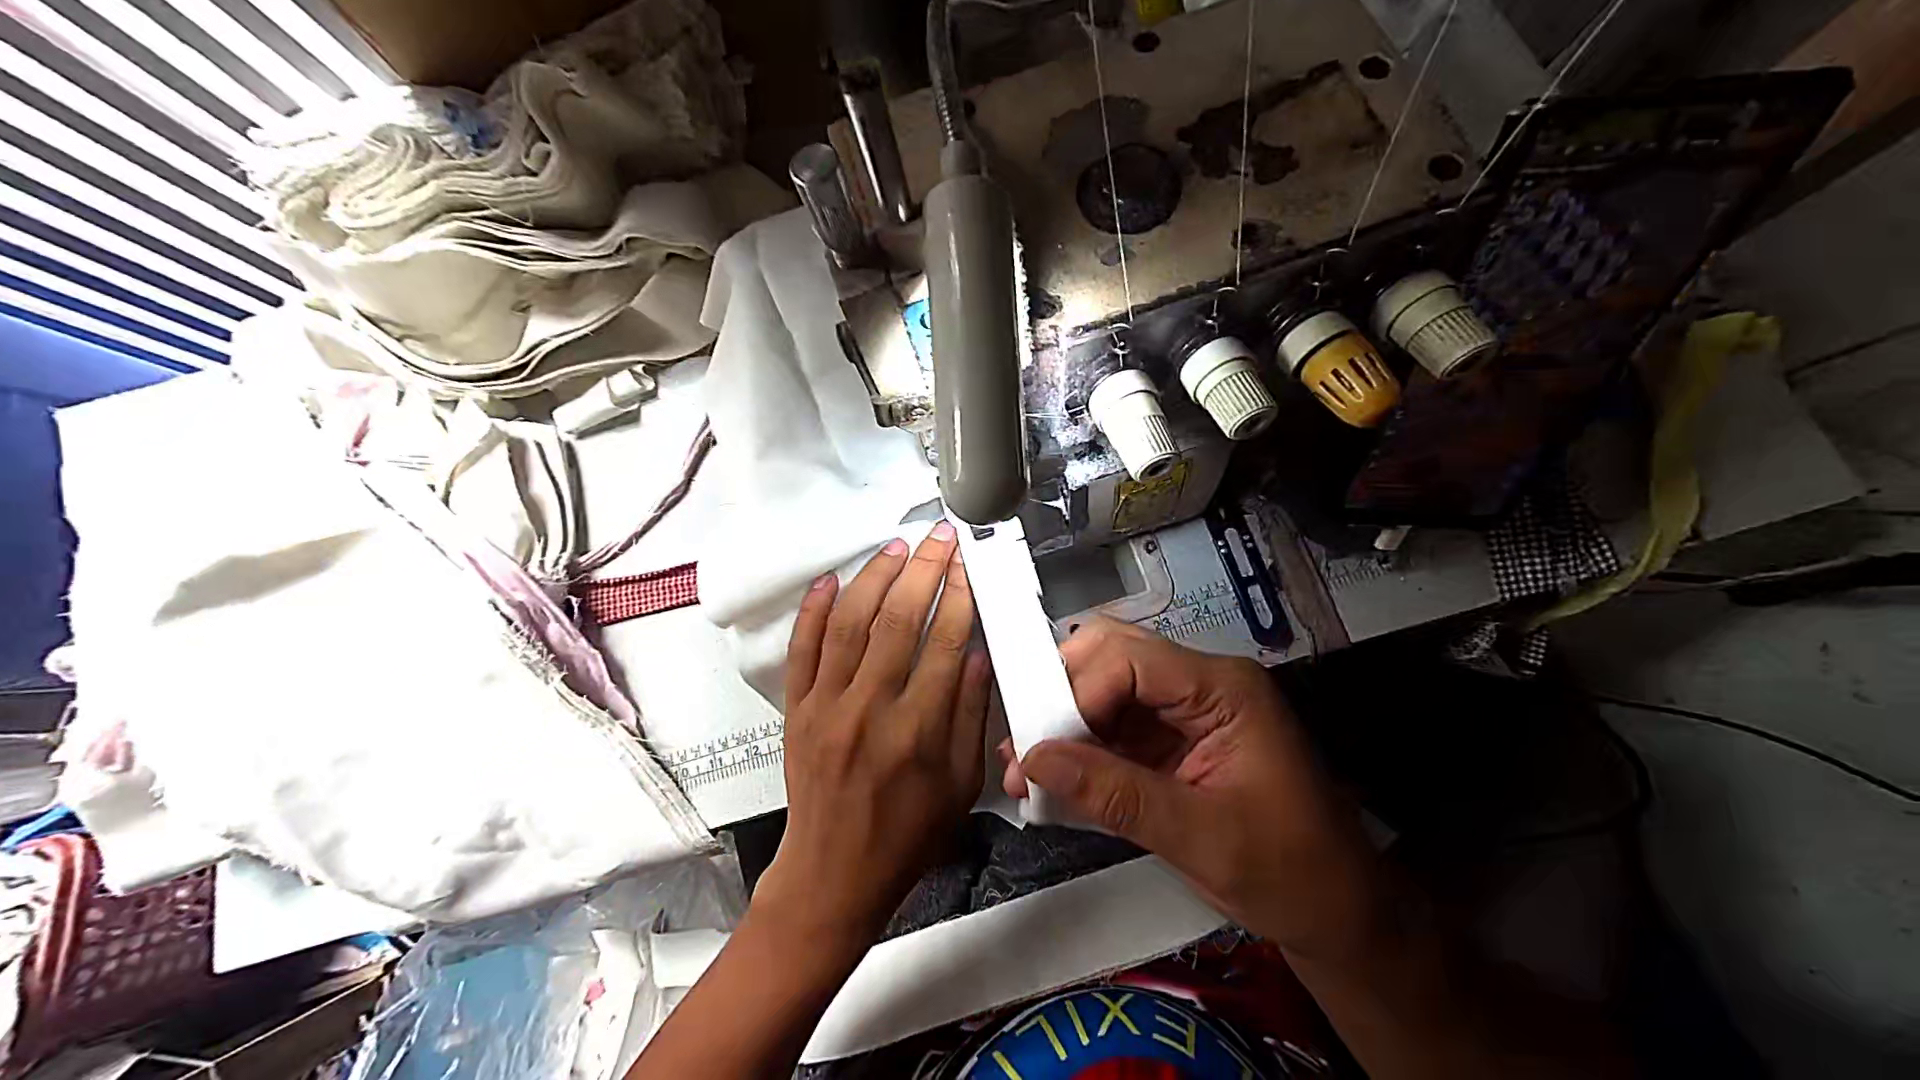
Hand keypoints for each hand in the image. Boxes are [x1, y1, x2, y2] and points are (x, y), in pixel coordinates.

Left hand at [760, 521, 991, 943]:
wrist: (834, 872)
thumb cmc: (908, 834)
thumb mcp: (961, 784)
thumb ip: (972, 715)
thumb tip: (976, 654)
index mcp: (918, 730)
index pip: (944, 641)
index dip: (959, 594)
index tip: (967, 564)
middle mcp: (869, 709)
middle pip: (898, 620)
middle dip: (924, 570)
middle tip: (938, 537)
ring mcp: (826, 706)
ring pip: (849, 623)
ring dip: (874, 578)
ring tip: (896, 549)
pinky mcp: (797, 710)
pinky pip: (802, 649)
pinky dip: (814, 611)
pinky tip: (830, 581)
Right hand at [1000, 617, 1383, 960]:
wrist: (1339, 915)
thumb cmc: (1291, 872)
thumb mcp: (1201, 838)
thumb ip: (1115, 795)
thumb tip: (1034, 761)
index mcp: (1222, 689)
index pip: (1130, 658)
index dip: (1079, 693)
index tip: (1044, 746)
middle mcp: (1200, 685)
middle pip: (1112, 656)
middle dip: (1062, 696)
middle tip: (1027, 744)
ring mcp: (1184, 711)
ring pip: (1105, 689)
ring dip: (1063, 725)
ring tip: (1027, 769)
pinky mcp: (1171, 740)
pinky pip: (1113, 726)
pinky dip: (1080, 750)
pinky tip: (1054, 780)